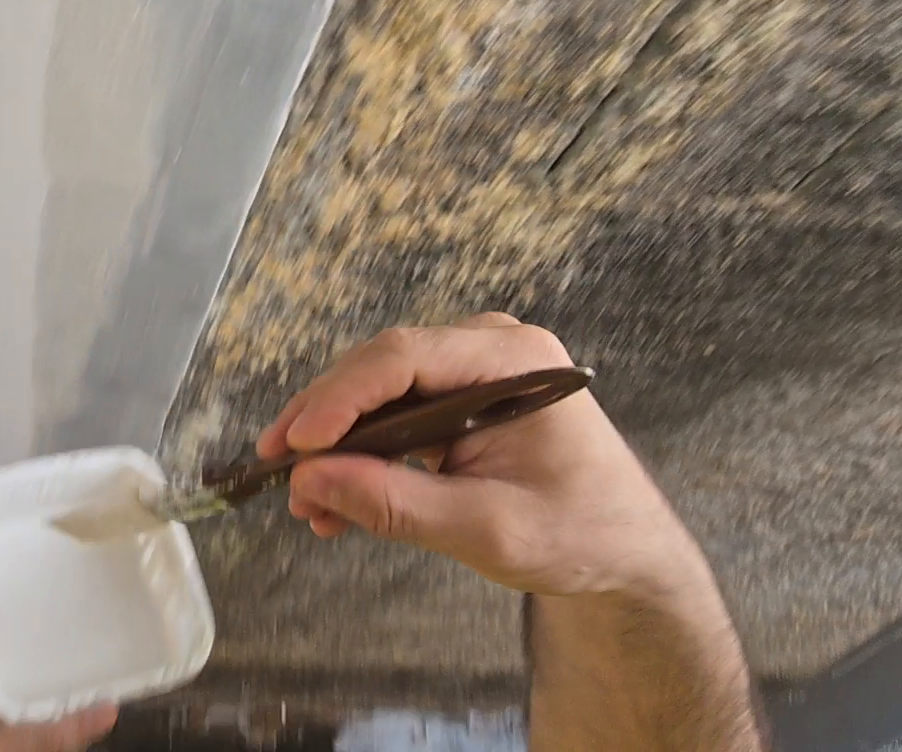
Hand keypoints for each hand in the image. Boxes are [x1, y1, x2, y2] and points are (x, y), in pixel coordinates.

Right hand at [258, 313, 706, 598]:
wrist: (624, 553)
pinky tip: (332, 496)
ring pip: (374, 391)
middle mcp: (485, 348)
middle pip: (379, 370)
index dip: (342, 397)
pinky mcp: (451, 395)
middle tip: (277, 466)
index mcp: (513, 361)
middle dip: (325, 421)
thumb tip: (310, 480)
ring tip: (301, 495)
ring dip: (333, 442)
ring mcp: (466, 368)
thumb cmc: (579, 537)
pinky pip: (388, 413)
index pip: (404, 358)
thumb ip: (396, 504)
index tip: (297, 443)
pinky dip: (357, 452)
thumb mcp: (489, 531)